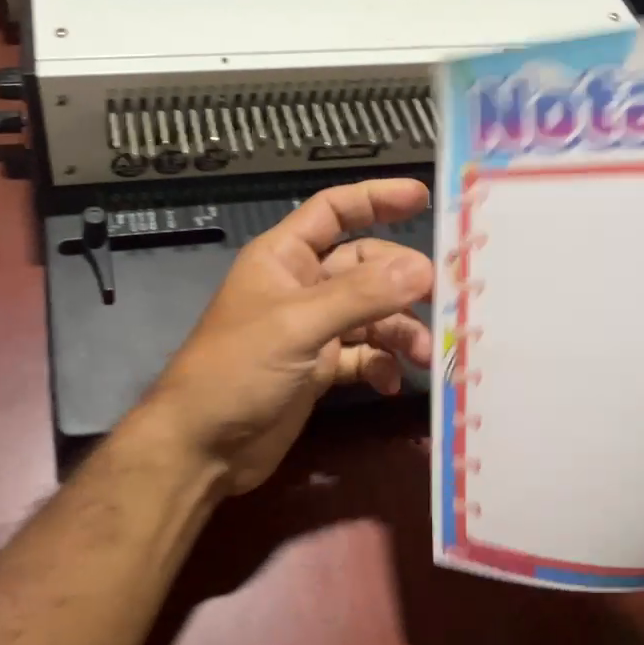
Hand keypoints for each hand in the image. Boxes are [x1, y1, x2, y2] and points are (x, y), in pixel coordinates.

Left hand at [126, 178, 435, 494]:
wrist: (202, 446)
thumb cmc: (237, 369)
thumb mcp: (298, 325)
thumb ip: (360, 296)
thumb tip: (423, 269)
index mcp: (283, 258)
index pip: (332, 211)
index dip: (375, 199)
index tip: (423, 198)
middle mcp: (300, 287)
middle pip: (363, 266)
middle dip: (401, 280)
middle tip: (441, 298)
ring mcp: (310, 330)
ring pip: (369, 314)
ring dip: (399, 329)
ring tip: (424, 353)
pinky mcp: (319, 370)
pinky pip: (363, 354)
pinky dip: (382, 364)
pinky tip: (393, 382)